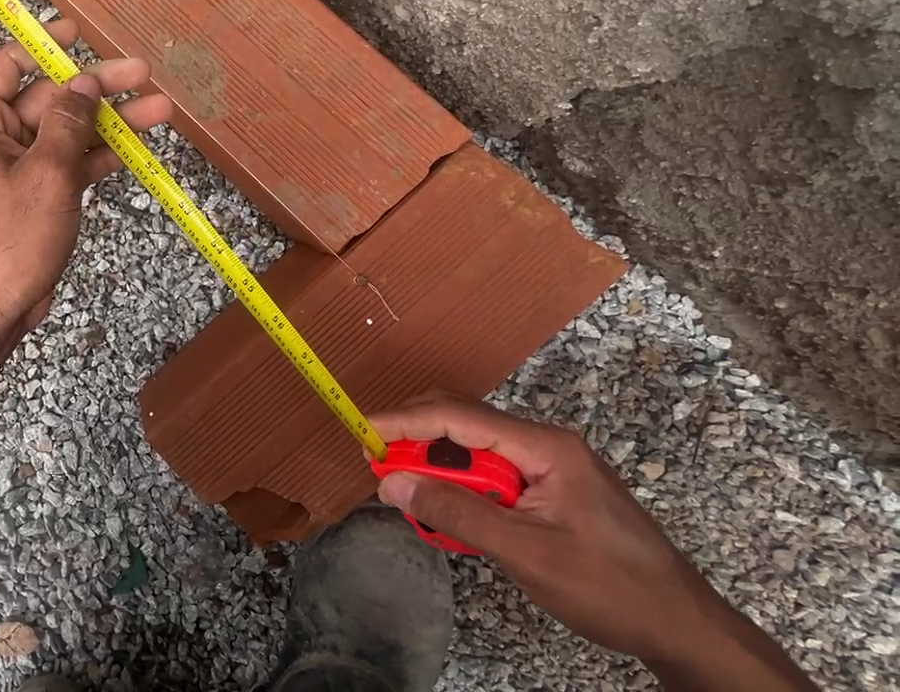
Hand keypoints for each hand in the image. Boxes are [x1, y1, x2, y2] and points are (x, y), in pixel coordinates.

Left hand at [0, 20, 171, 334]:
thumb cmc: (7, 240)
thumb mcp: (46, 174)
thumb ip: (69, 124)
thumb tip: (83, 85)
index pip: (7, 65)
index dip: (42, 45)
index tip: (78, 33)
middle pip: (47, 99)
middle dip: (95, 88)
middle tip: (142, 73)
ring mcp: (15, 169)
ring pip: (65, 133)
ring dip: (108, 124)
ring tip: (159, 109)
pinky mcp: (34, 195)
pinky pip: (68, 165)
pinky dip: (99, 157)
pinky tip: (137, 147)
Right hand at [371, 396, 814, 689]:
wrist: (686, 629)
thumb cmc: (610, 588)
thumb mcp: (525, 553)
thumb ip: (455, 512)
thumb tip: (390, 482)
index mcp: (545, 447)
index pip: (457, 417)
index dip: (403, 421)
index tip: (360, 432)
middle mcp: (545, 443)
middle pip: (462, 421)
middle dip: (415, 438)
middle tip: (378, 465)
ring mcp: (550, 462)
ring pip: (472, 445)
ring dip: (437, 466)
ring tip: (413, 497)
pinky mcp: (549, 485)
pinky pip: (489, 469)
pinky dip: (460, 485)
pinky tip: (452, 512)